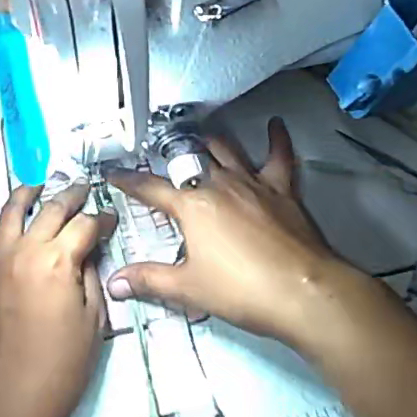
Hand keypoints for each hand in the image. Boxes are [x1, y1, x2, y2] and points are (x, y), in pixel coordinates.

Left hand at [0, 184, 111, 416]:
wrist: (14, 402)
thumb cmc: (62, 366)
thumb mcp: (94, 318)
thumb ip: (92, 275)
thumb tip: (88, 251)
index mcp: (58, 260)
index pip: (86, 225)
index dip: (102, 219)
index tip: (110, 218)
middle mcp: (24, 250)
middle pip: (52, 209)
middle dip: (73, 196)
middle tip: (84, 191)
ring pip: (9, 213)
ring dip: (26, 193)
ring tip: (38, 185)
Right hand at [106, 118, 368, 348]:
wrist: (301, 292)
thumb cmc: (242, 291)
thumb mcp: (190, 288)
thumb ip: (150, 280)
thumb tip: (115, 283)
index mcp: (192, 205)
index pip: (151, 188)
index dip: (130, 181)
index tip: (114, 174)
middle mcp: (218, 184)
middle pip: (189, 163)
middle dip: (171, 158)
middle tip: (160, 156)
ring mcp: (251, 182)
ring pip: (226, 151)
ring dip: (212, 143)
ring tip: (202, 136)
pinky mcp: (280, 188)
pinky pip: (278, 157)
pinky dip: (277, 139)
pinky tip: (276, 124)